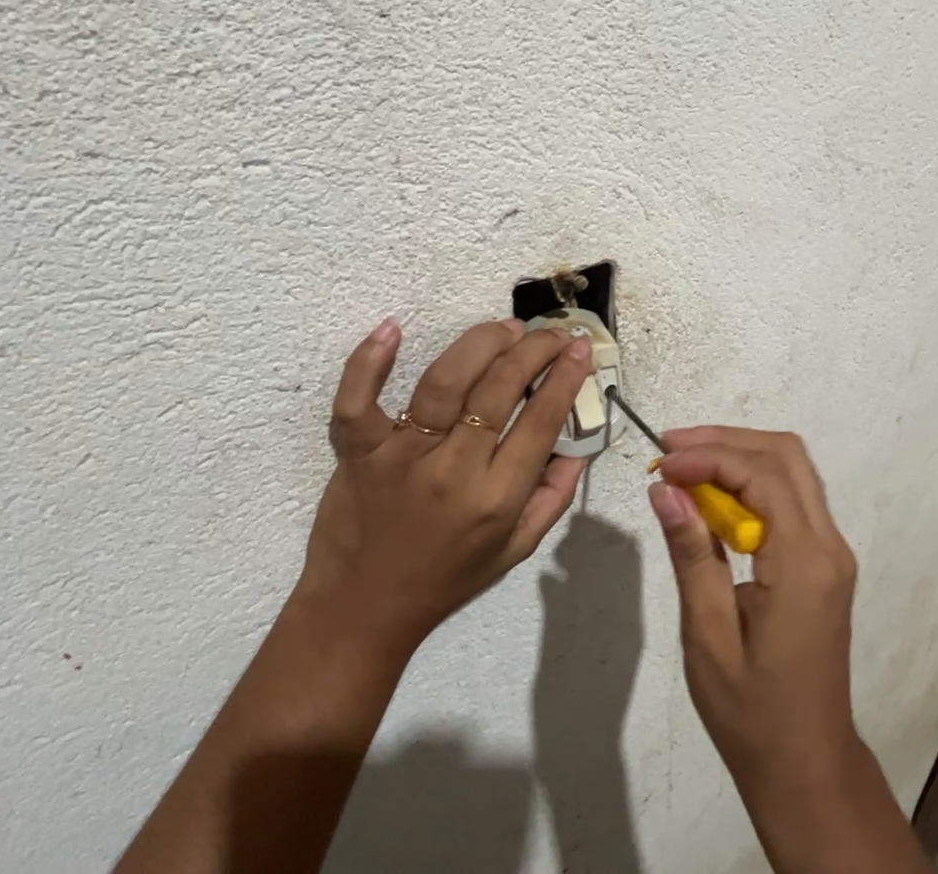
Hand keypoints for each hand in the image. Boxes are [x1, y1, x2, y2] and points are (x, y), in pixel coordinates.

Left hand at [297, 317, 594, 650]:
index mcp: (497, 497)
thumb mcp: (517, 549)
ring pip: (443, 382)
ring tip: (504, 328)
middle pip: (498, 388)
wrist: (364, 610)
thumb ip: (553, 497)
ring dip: (479, 343)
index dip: (565, 376)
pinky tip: (392, 328)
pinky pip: (356, 402)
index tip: (580, 348)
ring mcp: (401, 457)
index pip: (541, 420)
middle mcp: (453, 470)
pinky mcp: (357, 453)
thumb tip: (581, 445)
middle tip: (549, 333)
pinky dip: (367, 363)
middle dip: (532, 349)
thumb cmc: (447, 579)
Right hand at [646, 428, 860, 786]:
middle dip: (726, 441)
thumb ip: (692, 554)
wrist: (806, 759)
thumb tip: (665, 489)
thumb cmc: (750, 710)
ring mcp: (833, 554)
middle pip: (787, 457)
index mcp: (803, 564)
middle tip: (669, 449)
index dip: (709, 456)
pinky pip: (793, 501)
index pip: (762, 476)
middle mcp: (829, 547)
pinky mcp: (826, 564)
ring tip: (683, 464)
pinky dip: (753, 485)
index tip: (660, 464)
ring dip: (740, 457)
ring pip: (793, 472)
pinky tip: (712, 499)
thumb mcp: (707, 634)